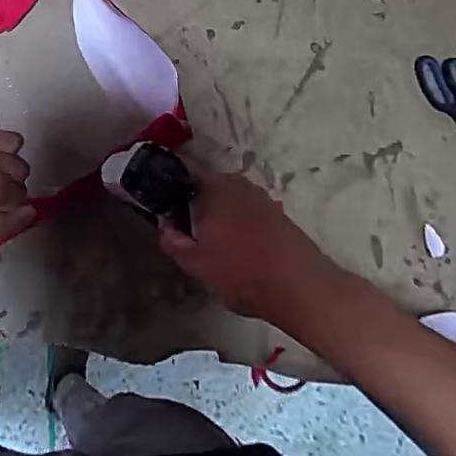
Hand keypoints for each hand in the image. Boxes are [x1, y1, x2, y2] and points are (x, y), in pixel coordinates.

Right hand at [157, 157, 339, 322]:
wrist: (299, 286)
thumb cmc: (240, 272)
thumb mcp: (195, 263)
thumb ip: (173, 240)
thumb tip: (166, 225)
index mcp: (213, 187)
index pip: (180, 169)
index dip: (163, 182)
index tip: (155, 201)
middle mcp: (237, 183)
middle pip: (203, 185)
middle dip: (189, 204)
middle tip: (181, 233)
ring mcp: (260, 195)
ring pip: (225, 199)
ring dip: (213, 215)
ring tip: (209, 245)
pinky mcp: (275, 211)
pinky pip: (244, 209)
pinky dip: (233, 222)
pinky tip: (235, 249)